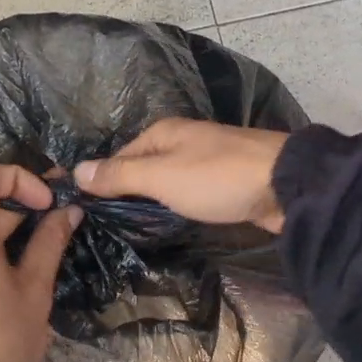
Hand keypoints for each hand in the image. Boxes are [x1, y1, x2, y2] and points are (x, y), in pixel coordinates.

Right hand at [74, 118, 288, 232]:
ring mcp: (207, 160)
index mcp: (163, 133)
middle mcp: (183, 140)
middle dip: (126, 191)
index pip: (117, 157)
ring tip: (130, 229)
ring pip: (168, 180)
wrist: (286, 184)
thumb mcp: (162, 176)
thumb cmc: (218, 178)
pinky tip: (172, 222)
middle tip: (102, 227)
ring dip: (153, 199)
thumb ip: (121, 175)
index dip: (99, 181)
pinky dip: (178, 204)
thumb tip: (76, 170)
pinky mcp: (226, 181)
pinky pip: (190, 192)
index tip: (80, 210)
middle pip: (143, 166)